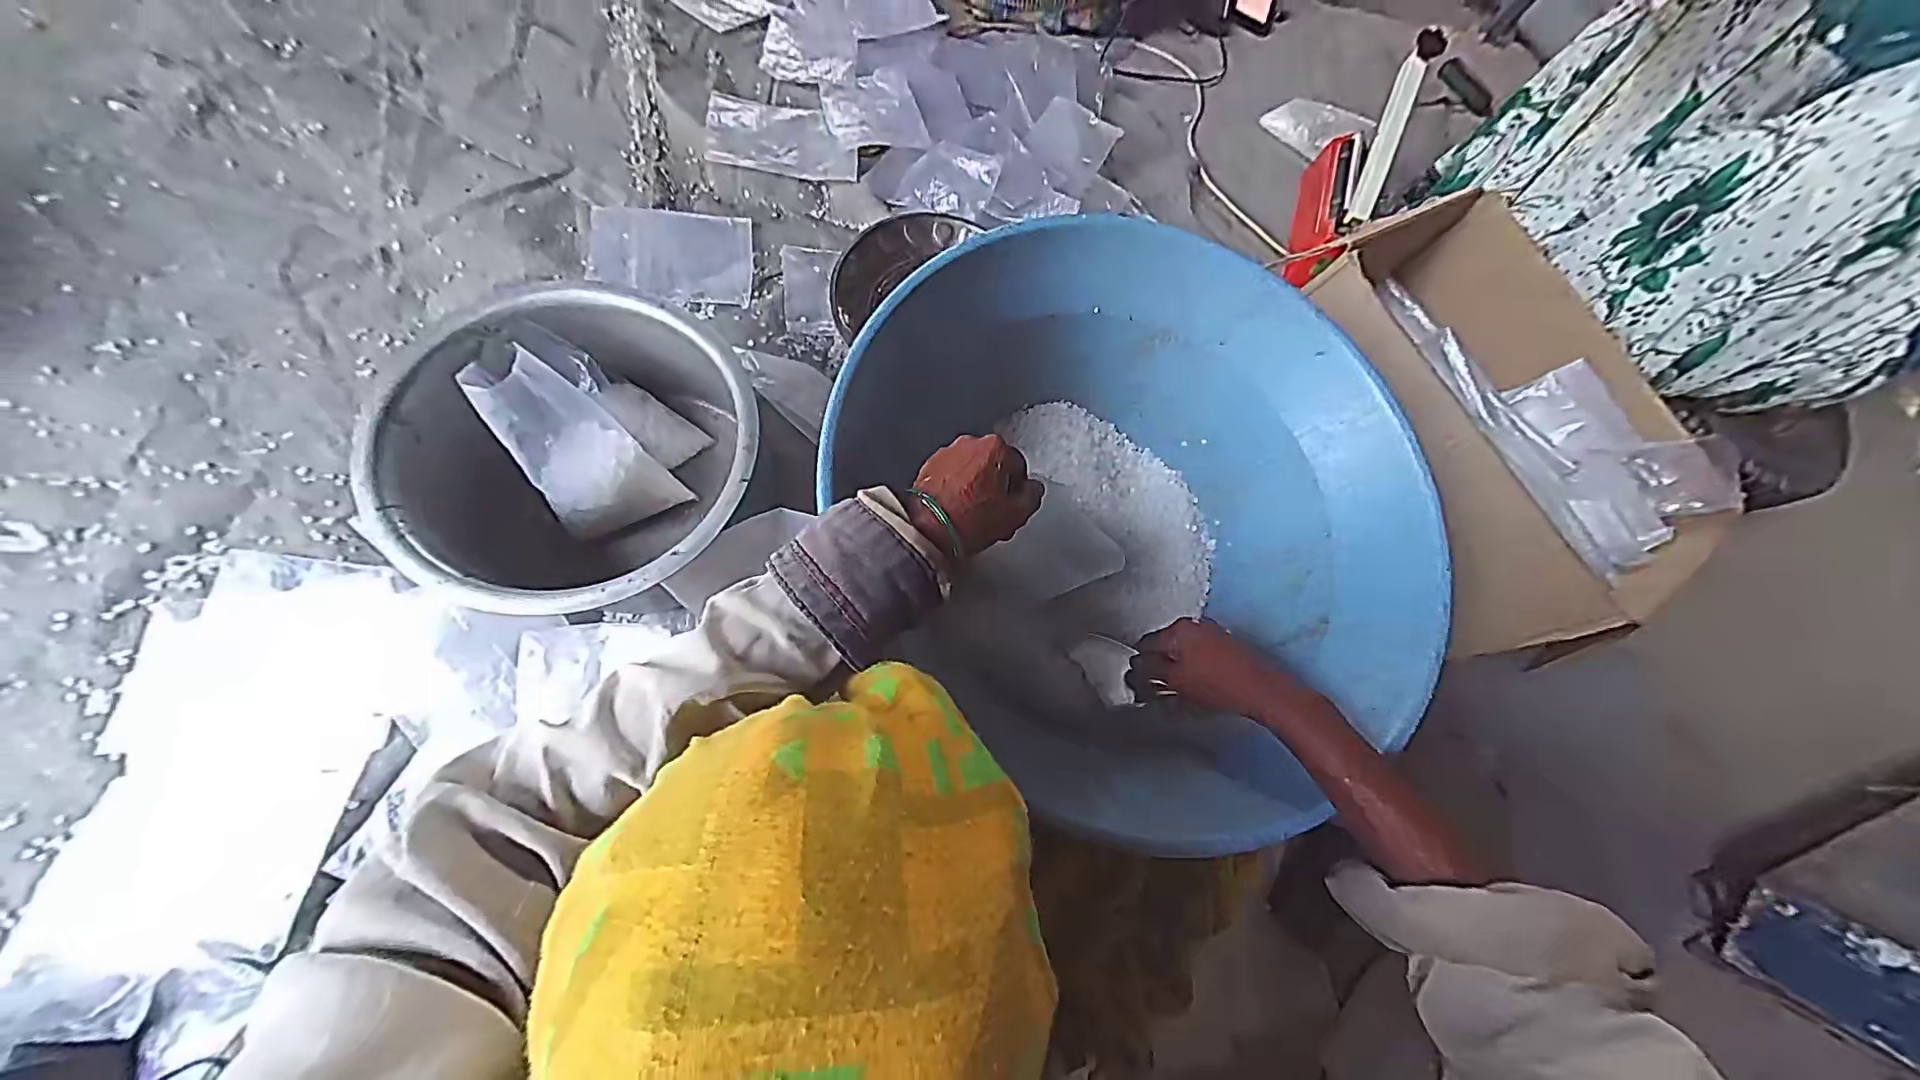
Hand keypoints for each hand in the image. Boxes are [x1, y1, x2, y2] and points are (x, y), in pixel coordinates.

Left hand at [908, 434, 1043, 558]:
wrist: (927, 528)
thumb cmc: (967, 519)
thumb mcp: (1016, 513)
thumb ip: (1032, 495)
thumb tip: (1032, 490)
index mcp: (995, 447)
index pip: (1018, 466)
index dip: (1017, 490)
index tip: (1012, 505)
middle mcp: (969, 443)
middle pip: (993, 466)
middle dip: (995, 487)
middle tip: (993, 512)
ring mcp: (946, 453)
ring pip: (971, 470)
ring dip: (974, 488)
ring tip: (972, 514)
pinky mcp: (928, 466)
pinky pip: (950, 477)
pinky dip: (955, 490)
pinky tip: (956, 510)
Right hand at [1127, 618, 1310, 715]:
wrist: (1263, 692)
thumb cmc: (1220, 685)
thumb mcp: (1175, 681)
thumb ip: (1150, 671)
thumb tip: (1137, 667)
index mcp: (1179, 629)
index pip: (1146, 645)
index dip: (1139, 667)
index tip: (1139, 683)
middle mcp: (1196, 626)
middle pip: (1165, 647)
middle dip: (1159, 669)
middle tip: (1157, 691)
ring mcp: (1214, 635)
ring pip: (1183, 653)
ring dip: (1177, 672)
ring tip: (1179, 694)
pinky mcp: (1227, 648)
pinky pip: (1200, 657)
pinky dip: (1194, 671)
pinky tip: (1198, 690)